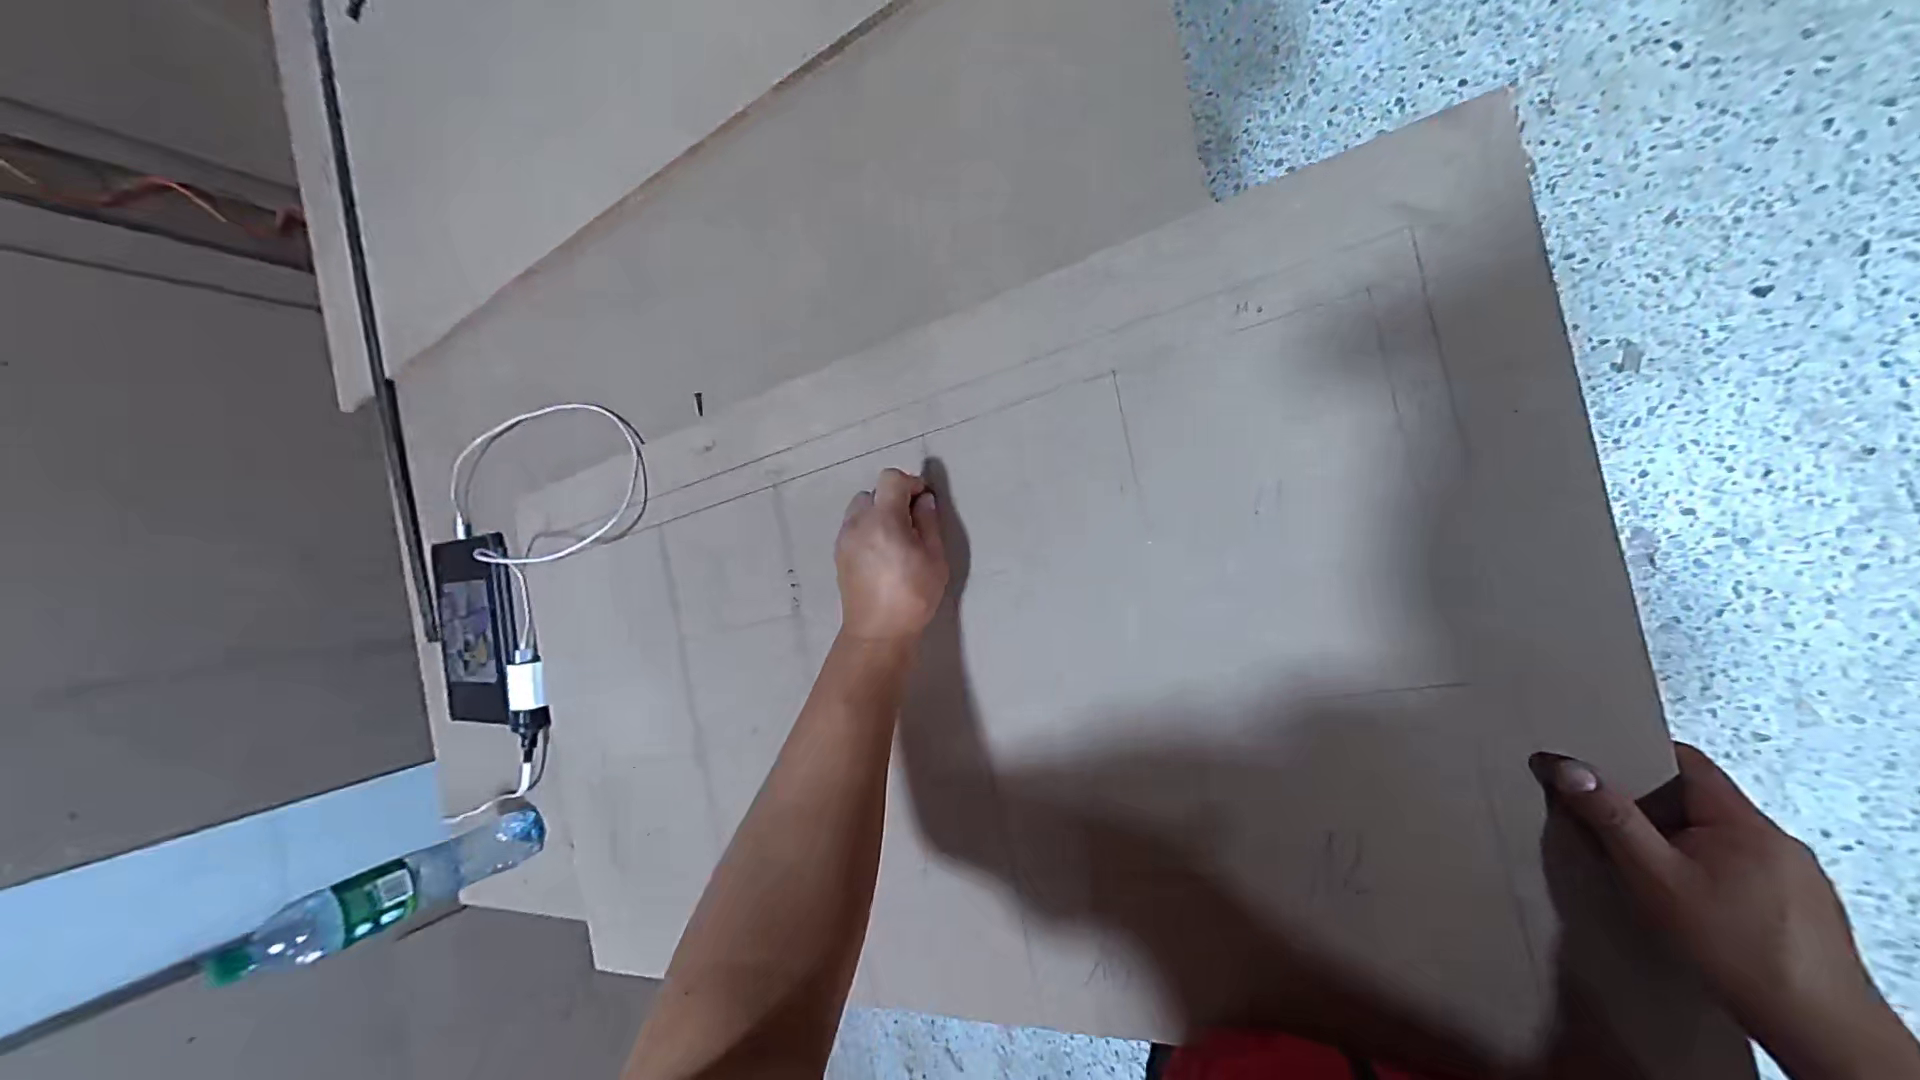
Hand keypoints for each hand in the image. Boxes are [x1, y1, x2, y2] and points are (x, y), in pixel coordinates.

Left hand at [835, 468, 948, 644]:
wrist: (878, 632)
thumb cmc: (913, 595)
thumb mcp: (934, 558)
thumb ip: (928, 523)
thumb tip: (924, 500)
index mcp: (884, 519)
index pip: (891, 479)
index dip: (911, 483)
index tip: (924, 500)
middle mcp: (858, 523)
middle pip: (873, 492)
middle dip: (893, 499)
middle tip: (911, 522)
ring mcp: (844, 538)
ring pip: (860, 509)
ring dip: (878, 513)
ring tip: (895, 538)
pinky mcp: (839, 553)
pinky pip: (853, 527)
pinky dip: (867, 529)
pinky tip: (881, 553)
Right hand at [1535, 744, 1919, 1079]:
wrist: (1821, 1031)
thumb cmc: (1730, 943)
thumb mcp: (1654, 875)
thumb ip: (1610, 817)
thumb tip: (1565, 764)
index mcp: (1746, 823)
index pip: (1688, 762)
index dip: (1639, 753)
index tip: (1594, 759)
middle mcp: (1778, 841)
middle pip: (1700, 800)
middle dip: (1649, 802)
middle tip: (1600, 812)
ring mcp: (1797, 878)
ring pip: (1719, 836)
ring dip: (1676, 837)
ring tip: (1636, 856)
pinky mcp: (1802, 909)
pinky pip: (1738, 866)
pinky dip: (1701, 865)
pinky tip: (1682, 894)